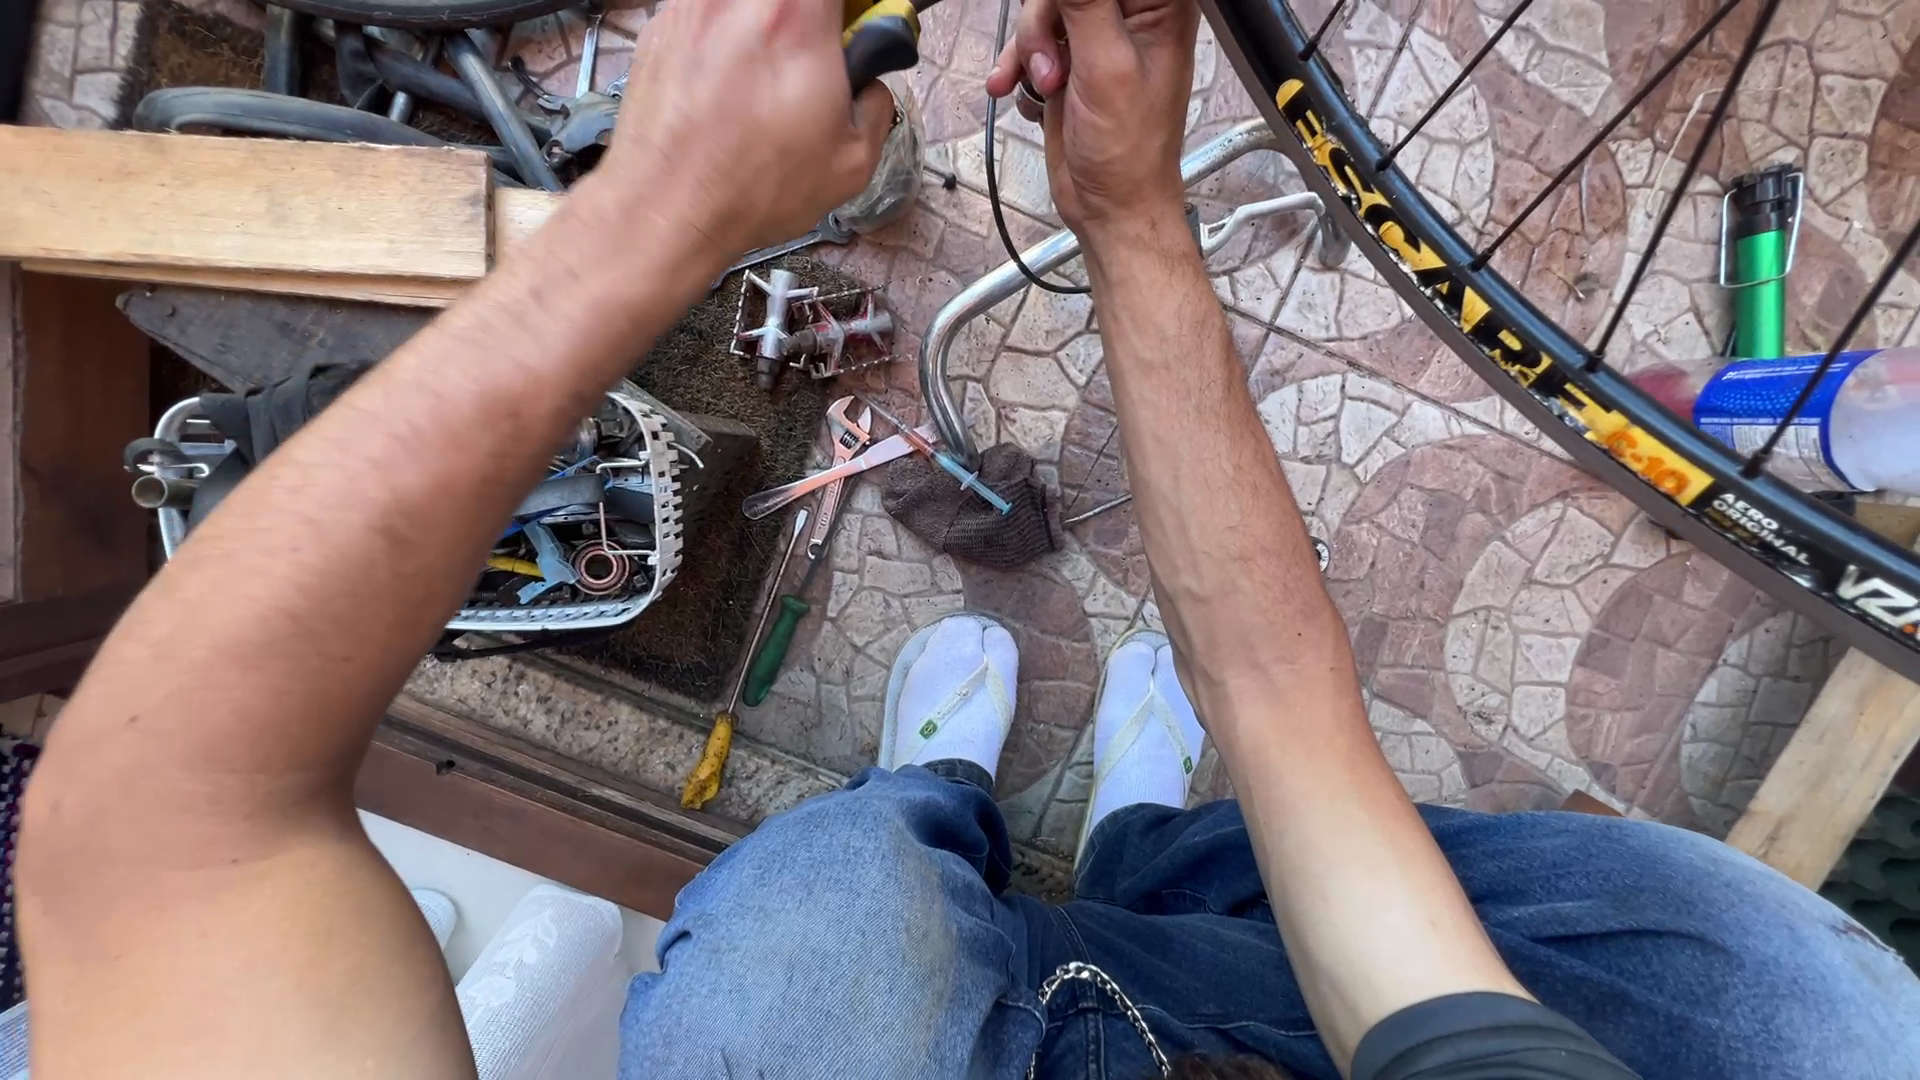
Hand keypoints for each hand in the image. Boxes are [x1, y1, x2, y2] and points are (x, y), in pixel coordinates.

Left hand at [589, 0, 895, 258]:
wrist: (670, 207)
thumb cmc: (758, 188)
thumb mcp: (851, 165)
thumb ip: (876, 105)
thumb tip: (869, 85)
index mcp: (799, 15)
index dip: (853, 6)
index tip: (856, 29)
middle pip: (793, 1)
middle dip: (810, 21)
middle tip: (816, 59)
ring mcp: (695, 2)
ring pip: (746, 10)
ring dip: (763, 31)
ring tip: (765, 79)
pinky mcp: (662, 23)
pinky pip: (709, 14)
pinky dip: (725, 39)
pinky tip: (726, 90)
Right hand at [985, 0, 1196, 241]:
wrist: (1109, 207)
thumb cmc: (1127, 153)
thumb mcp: (1106, 66)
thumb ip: (1084, 3)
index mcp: (1157, 6)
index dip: (1069, 0)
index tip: (1057, 17)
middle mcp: (1129, 17)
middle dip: (1043, 23)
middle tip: (1048, 70)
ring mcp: (1095, 42)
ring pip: (1043, 14)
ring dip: (1028, 50)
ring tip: (1040, 89)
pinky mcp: (1069, 69)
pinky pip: (1032, 48)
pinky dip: (1020, 71)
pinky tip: (1022, 96)